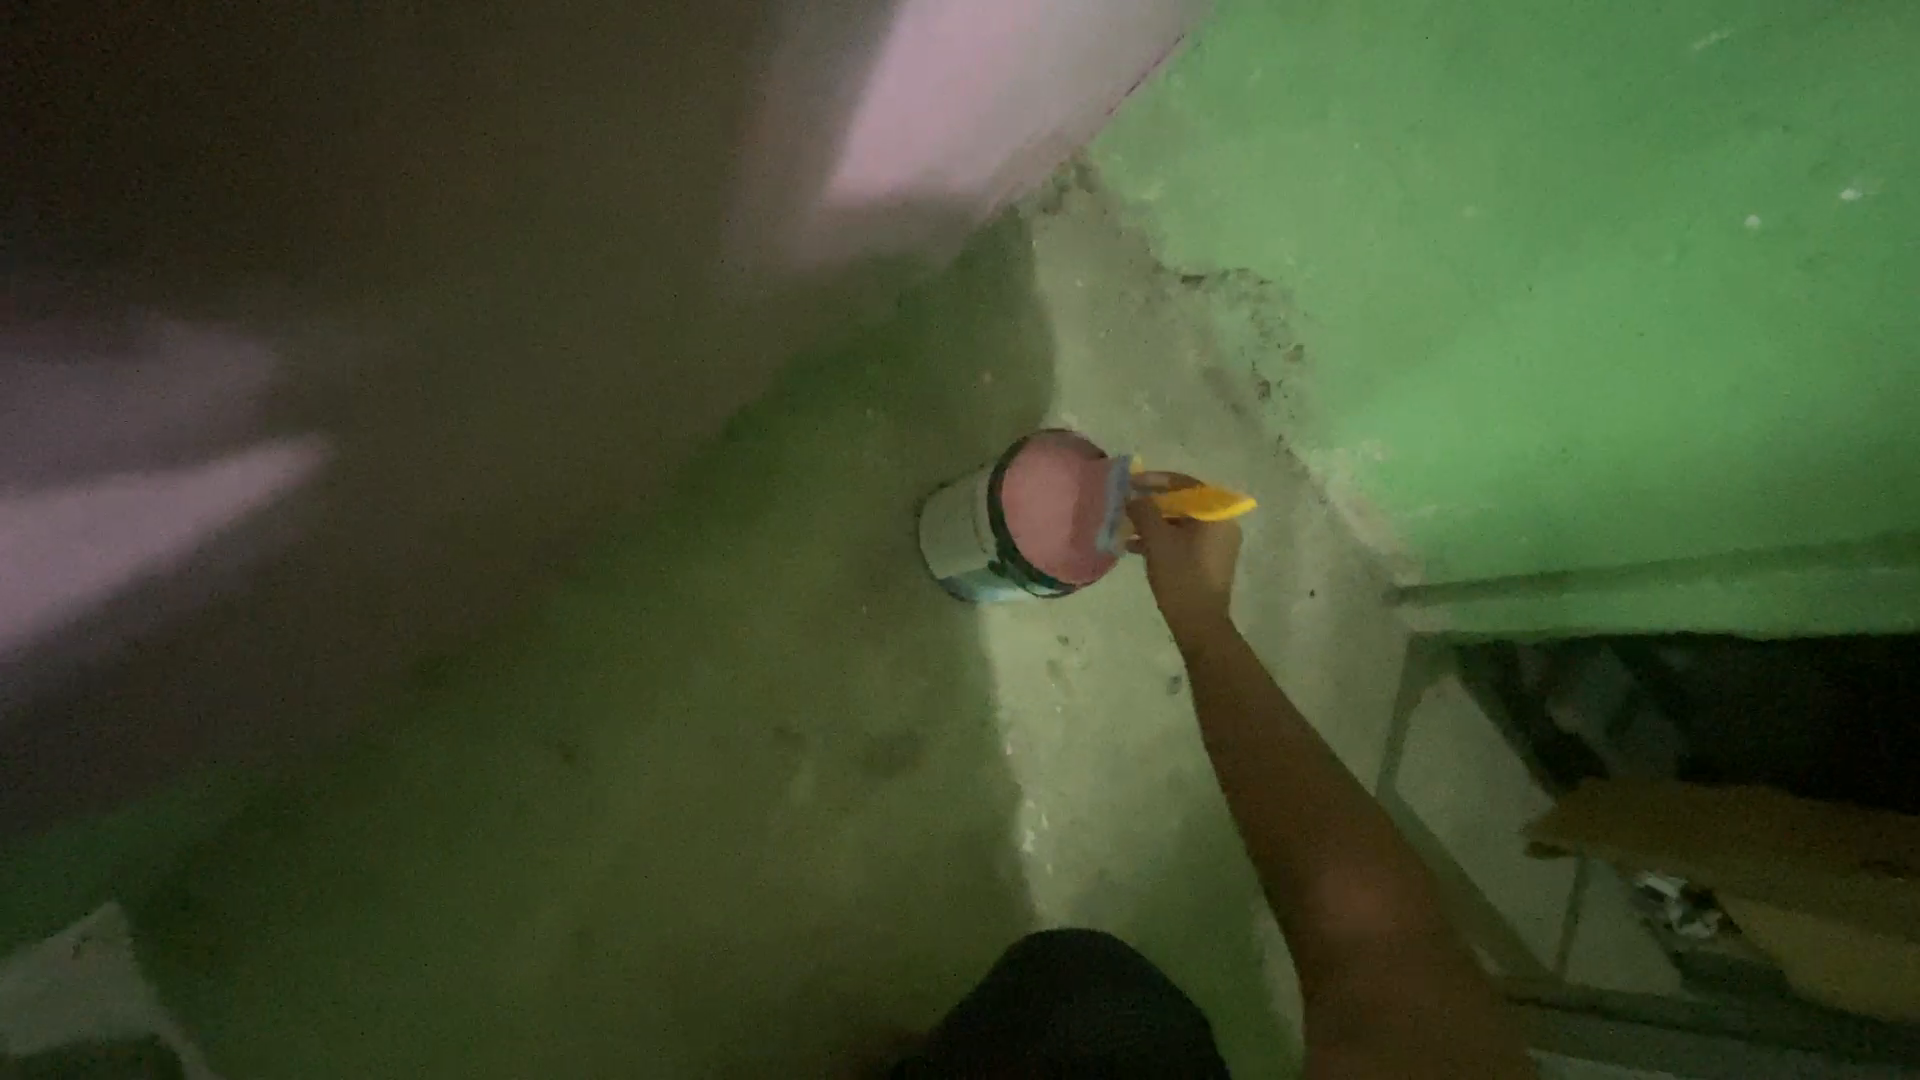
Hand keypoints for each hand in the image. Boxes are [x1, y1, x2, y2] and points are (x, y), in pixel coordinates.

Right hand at [1125, 472, 1241, 639]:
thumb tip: (1132, 497)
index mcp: (1217, 513)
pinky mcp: (1209, 560)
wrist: (1199, 623)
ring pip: (1180, 522)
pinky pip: (1183, 539)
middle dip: (1151, 503)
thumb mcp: (1157, 540)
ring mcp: (1217, 543)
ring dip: (1153, 522)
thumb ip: (1143, 511)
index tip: (1130, 483)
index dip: (1155, 480)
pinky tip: (1134, 546)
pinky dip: (1161, 538)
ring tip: (1125, 527)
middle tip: (1126, 504)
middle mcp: (1222, 523)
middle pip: (1183, 502)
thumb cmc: (1181, 576)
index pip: (1185, 483)